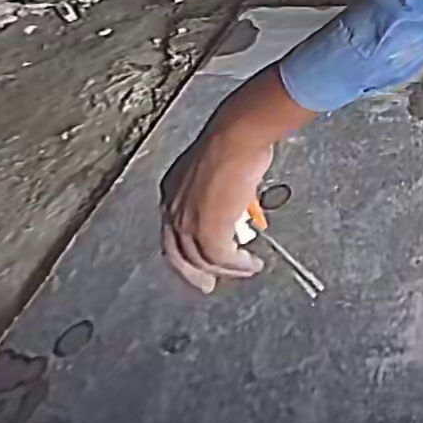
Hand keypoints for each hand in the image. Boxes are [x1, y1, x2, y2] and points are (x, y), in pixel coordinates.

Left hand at [161, 127, 271, 292]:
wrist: (239, 137)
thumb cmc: (235, 140)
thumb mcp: (221, 167)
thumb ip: (223, 187)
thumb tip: (240, 198)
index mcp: (173, 192)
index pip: (173, 231)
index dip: (185, 248)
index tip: (200, 259)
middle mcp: (174, 209)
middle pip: (179, 253)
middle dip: (196, 272)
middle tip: (208, 285)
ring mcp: (189, 221)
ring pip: (201, 259)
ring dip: (226, 269)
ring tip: (245, 269)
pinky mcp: (209, 229)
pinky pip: (221, 257)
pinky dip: (237, 265)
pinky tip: (250, 264)